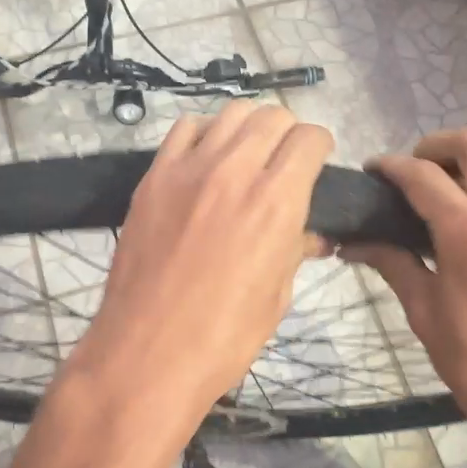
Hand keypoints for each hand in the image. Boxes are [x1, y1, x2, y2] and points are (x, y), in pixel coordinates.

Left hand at [67, 102, 333, 423]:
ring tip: (247, 154)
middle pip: (271, 116)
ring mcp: (188, 169)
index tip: (316, 162)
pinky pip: (184, 129)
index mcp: (276, 202)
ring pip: (229, 113)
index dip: (320, 147)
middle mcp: (235, 171)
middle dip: (288, 132)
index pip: (309, 138)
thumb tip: (312, 236)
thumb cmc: (223, 338)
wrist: (147, 354)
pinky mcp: (153, 177)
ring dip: (248, 127)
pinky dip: (204, 134)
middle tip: (284, 160)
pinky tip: (206, 160)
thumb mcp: (276, 297)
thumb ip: (295, 251)